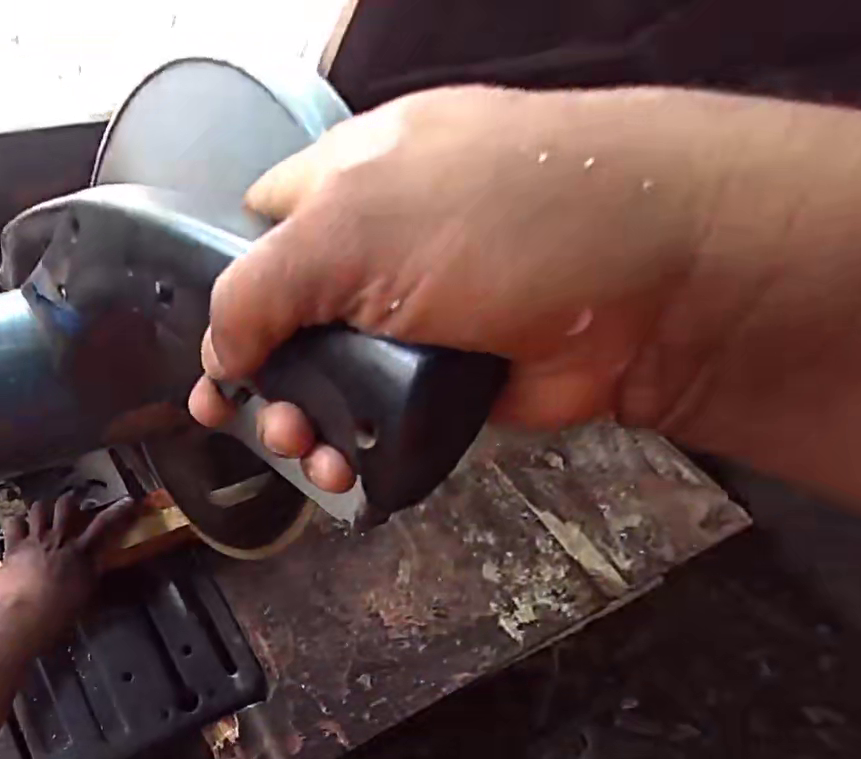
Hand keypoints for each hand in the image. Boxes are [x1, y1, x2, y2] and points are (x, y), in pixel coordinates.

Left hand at [0, 493, 139, 641]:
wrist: (29, 615)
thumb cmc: (64, 610)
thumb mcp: (88, 590)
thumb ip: (94, 571)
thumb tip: (101, 561)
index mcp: (81, 551)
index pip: (104, 524)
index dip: (117, 510)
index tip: (127, 500)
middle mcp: (59, 538)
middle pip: (65, 506)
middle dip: (69, 501)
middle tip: (70, 503)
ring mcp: (34, 540)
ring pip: (38, 508)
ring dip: (42, 508)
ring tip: (43, 512)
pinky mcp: (13, 547)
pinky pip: (13, 523)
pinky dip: (17, 523)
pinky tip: (19, 528)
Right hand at [190, 85, 761, 491]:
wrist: (646, 287)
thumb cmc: (496, 220)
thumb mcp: (353, 227)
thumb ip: (259, 288)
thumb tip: (218, 355)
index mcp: (340, 187)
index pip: (252, 234)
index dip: (224, 292)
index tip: (215, 352)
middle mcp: (365, 256)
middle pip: (277, 328)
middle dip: (254, 380)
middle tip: (244, 417)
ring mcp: (398, 324)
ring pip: (317, 387)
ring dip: (295, 426)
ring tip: (298, 448)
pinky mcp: (427, 384)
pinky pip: (364, 422)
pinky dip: (344, 450)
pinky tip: (336, 469)